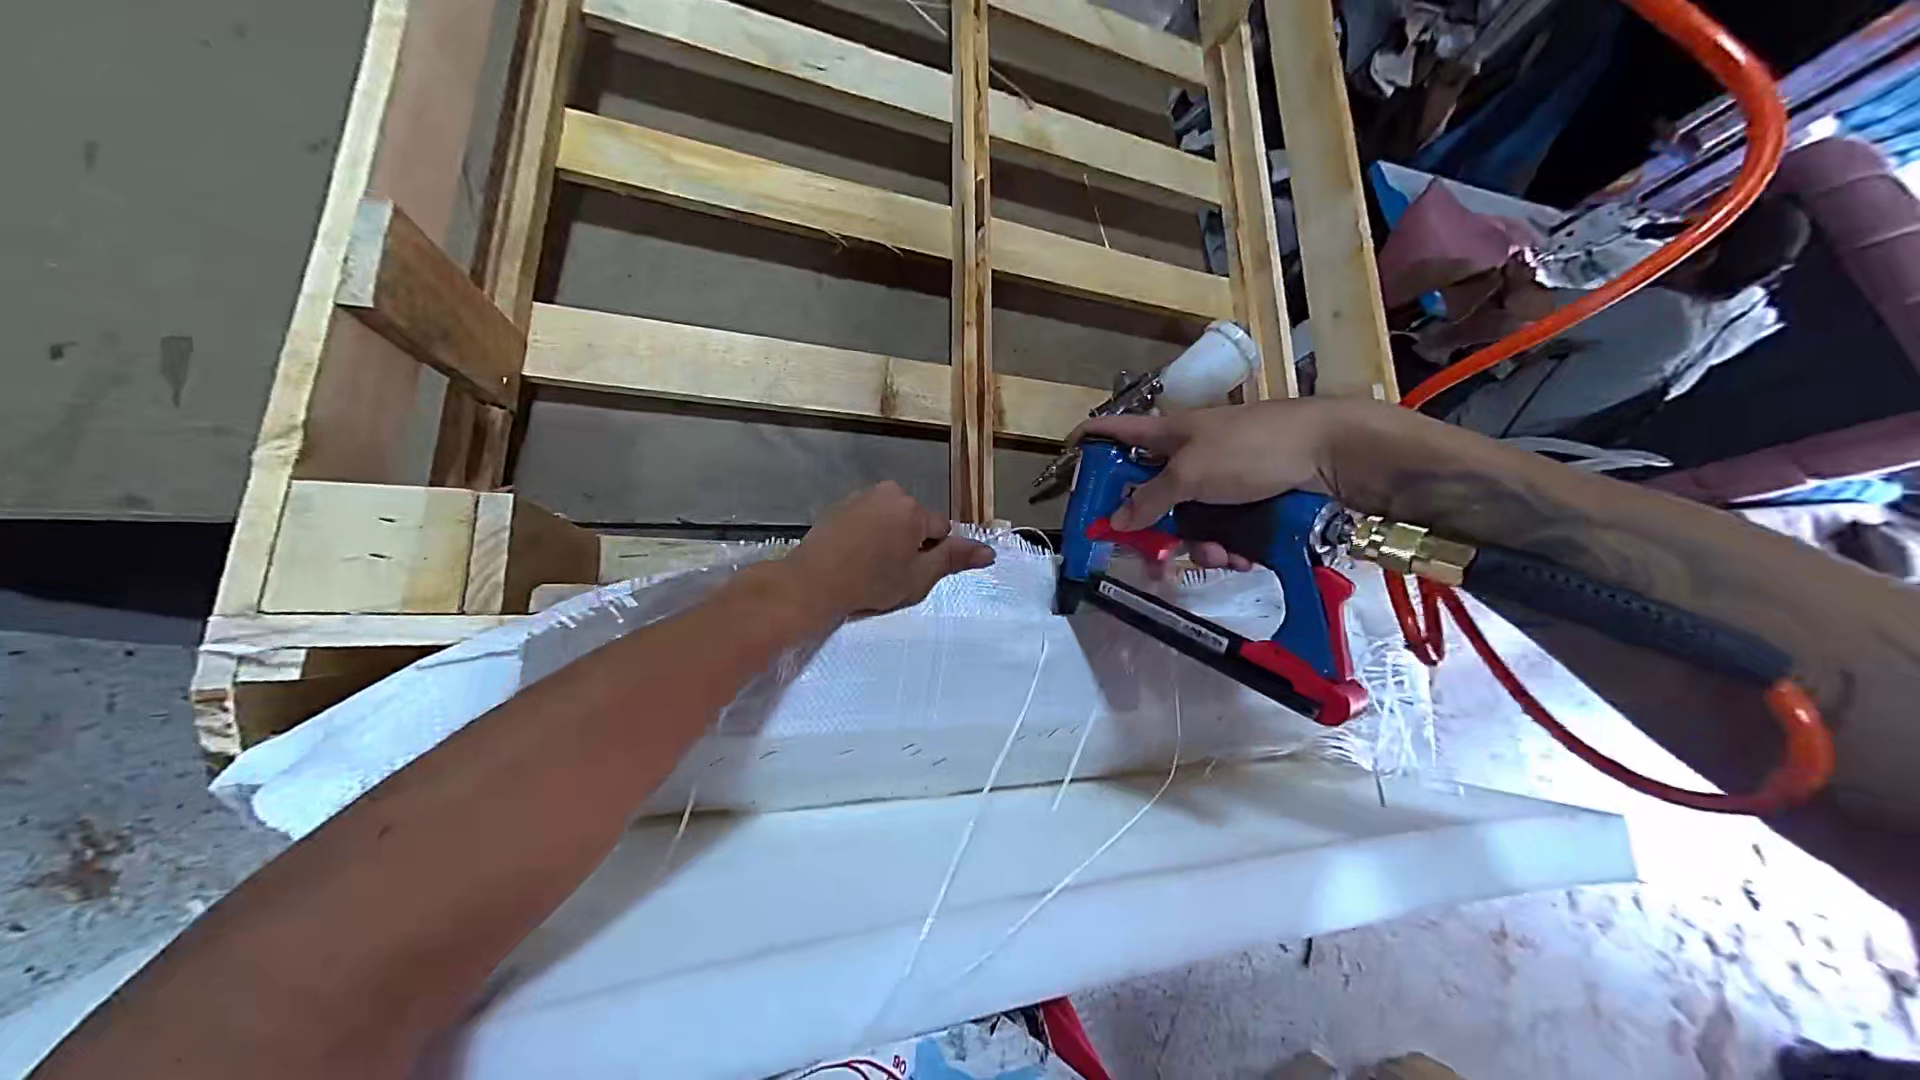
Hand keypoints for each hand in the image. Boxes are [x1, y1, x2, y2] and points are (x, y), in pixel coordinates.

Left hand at [785, 482, 995, 617]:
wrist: (812, 582)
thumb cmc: (871, 583)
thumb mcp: (918, 577)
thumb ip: (954, 559)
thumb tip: (989, 551)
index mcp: (913, 509)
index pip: (942, 530)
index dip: (933, 555)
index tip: (914, 573)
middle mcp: (889, 493)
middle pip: (916, 520)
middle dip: (912, 543)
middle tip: (893, 572)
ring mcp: (862, 497)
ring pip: (891, 519)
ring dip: (890, 538)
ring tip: (872, 566)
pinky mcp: (840, 506)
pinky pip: (868, 519)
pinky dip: (868, 535)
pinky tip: (855, 557)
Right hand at [1071, 399, 1379, 570]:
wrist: (1331, 452)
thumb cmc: (1252, 448)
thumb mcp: (1192, 473)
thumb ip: (1150, 498)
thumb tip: (1115, 521)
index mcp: (1165, 434)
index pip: (1111, 431)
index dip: (1085, 445)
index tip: (1067, 469)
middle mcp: (1184, 456)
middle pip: (1145, 494)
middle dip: (1149, 530)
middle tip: (1149, 559)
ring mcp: (1215, 479)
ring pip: (1184, 520)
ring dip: (1196, 545)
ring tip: (1219, 557)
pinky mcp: (1243, 500)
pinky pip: (1218, 528)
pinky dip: (1226, 545)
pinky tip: (1241, 555)